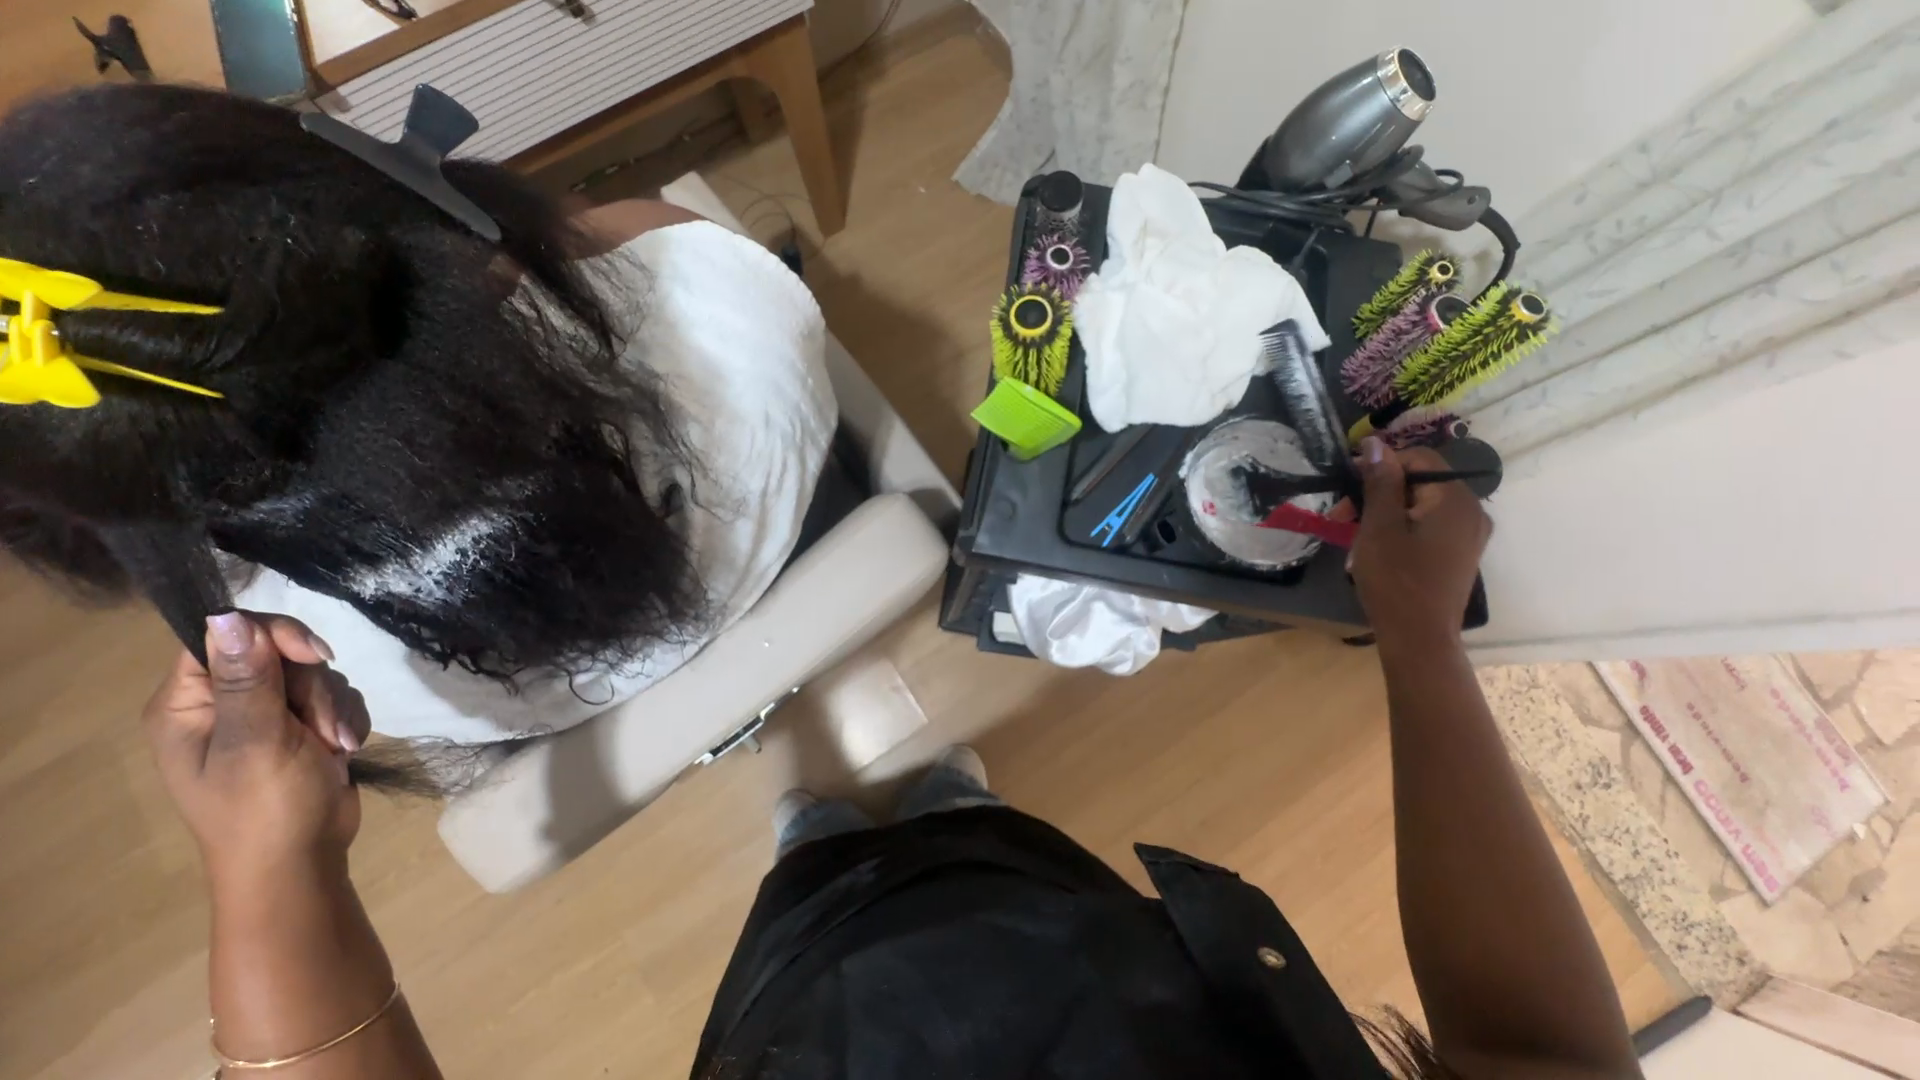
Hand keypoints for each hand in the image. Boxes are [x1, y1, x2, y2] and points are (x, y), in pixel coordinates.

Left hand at [143, 612, 370, 890]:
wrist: (301, 863)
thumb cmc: (265, 808)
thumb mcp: (256, 741)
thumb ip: (245, 679)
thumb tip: (225, 615)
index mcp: (187, 705)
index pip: (224, 636)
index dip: (273, 635)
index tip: (315, 656)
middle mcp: (220, 704)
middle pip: (280, 653)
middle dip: (315, 688)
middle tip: (322, 728)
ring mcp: (264, 717)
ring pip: (315, 676)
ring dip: (335, 708)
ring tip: (336, 748)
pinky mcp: (301, 729)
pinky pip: (335, 698)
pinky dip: (347, 720)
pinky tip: (345, 749)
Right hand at [1349, 438, 1491, 642]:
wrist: (1419, 638)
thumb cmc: (1396, 580)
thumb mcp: (1379, 527)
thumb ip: (1380, 482)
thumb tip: (1375, 444)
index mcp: (1456, 499)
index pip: (1419, 459)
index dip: (1381, 465)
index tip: (1347, 486)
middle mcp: (1473, 511)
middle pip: (1421, 482)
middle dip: (1379, 492)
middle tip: (1341, 516)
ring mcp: (1470, 535)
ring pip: (1423, 506)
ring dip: (1386, 512)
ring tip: (1355, 537)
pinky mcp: (1461, 554)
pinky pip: (1430, 526)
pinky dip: (1402, 529)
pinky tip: (1378, 549)